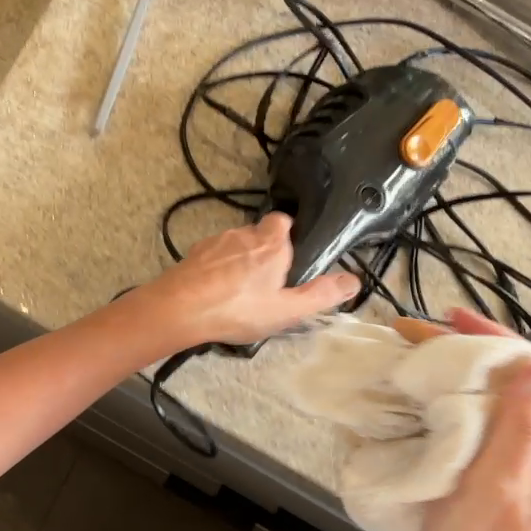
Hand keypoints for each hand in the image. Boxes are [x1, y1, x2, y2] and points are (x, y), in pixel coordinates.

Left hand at [135, 212, 361, 347]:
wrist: (177, 310)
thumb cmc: (236, 309)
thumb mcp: (287, 308)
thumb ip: (320, 294)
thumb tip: (353, 280)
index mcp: (270, 242)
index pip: (283, 221)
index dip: (289, 235)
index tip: (292, 257)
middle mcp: (241, 234)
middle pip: (258, 235)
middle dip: (264, 252)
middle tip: (268, 282)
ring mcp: (213, 242)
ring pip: (233, 246)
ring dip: (239, 262)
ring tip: (241, 292)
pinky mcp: (192, 255)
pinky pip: (212, 258)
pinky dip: (217, 270)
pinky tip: (216, 292)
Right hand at [413, 310, 530, 530]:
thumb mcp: (498, 487)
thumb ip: (522, 429)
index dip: (498, 341)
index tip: (450, 319)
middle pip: (523, 382)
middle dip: (473, 350)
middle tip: (418, 332)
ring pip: (504, 397)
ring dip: (463, 369)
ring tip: (419, 352)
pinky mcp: (508, 472)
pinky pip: (489, 418)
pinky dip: (458, 394)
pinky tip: (431, 391)